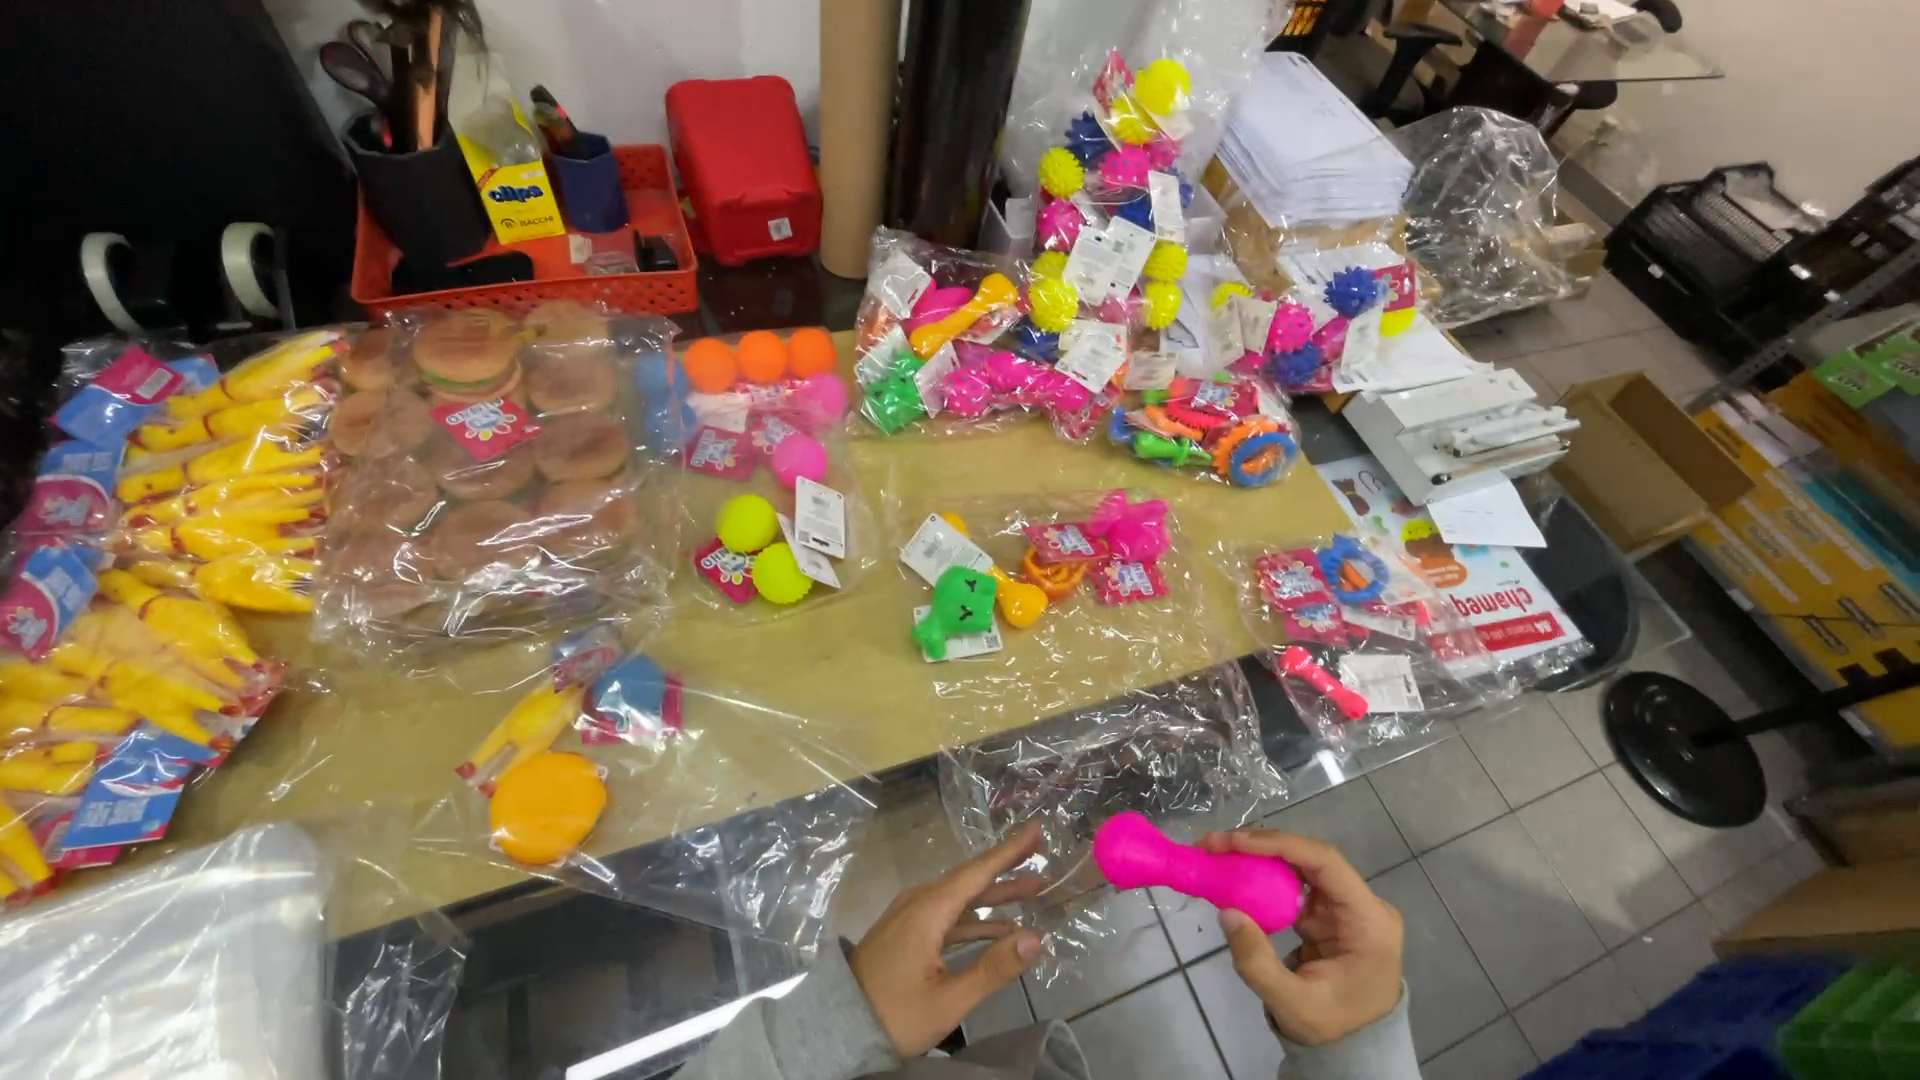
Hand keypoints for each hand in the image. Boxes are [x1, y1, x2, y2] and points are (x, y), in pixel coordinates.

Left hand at [849, 822, 1047, 1057]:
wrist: (839, 1028)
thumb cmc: (895, 1014)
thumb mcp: (949, 1000)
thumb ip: (993, 968)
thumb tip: (1036, 938)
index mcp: (928, 910)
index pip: (977, 872)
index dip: (1009, 851)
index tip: (1035, 830)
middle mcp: (919, 902)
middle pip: (970, 879)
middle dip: (1006, 869)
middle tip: (1039, 855)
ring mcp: (910, 915)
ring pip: (959, 898)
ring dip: (993, 896)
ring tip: (1029, 891)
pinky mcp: (905, 931)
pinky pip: (947, 915)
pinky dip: (974, 918)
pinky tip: (998, 929)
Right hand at [1205, 829, 1403, 1045]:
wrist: (1355, 1049)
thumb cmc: (1332, 1027)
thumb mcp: (1293, 1005)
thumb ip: (1258, 962)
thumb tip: (1227, 911)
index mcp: (1369, 922)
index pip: (1325, 862)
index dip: (1280, 844)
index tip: (1235, 842)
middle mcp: (1364, 904)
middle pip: (1310, 857)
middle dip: (1260, 845)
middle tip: (1214, 844)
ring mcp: (1347, 905)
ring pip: (1300, 863)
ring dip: (1258, 854)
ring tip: (1218, 852)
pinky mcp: (1329, 910)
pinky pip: (1294, 880)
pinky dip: (1262, 873)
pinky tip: (1236, 872)